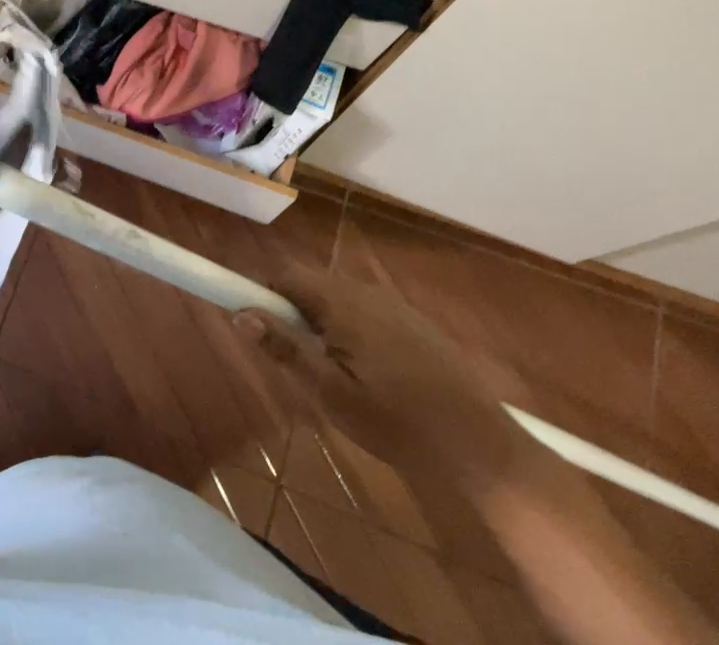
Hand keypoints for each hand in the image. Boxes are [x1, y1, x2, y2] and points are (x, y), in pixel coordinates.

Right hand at [235, 258, 527, 491]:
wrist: (477, 444)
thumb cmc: (395, 421)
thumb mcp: (329, 392)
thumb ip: (285, 348)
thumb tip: (240, 313)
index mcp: (345, 305)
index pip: (286, 274)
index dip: (260, 290)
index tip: (249, 320)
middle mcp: (369, 294)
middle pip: (311, 282)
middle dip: (288, 309)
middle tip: (287, 356)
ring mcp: (395, 306)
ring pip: (337, 297)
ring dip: (317, 320)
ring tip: (324, 369)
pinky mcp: (414, 323)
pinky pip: (364, 310)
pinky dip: (347, 328)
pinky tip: (361, 370)